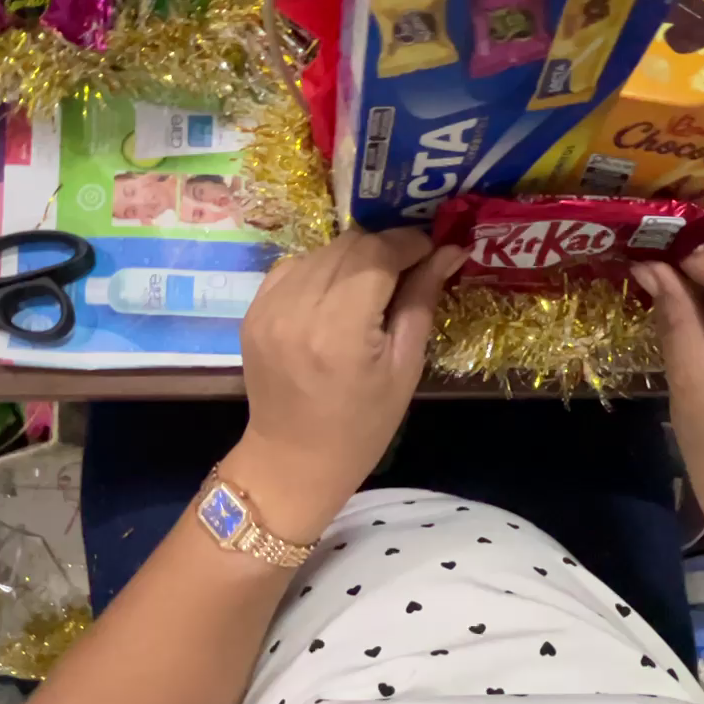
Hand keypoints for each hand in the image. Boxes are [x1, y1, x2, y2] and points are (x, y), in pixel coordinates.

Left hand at [221, 229, 466, 541]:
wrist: (293, 460)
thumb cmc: (361, 427)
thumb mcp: (405, 369)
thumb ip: (422, 302)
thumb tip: (449, 250)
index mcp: (340, 330)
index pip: (376, 254)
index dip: (409, 243)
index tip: (431, 250)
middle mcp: (298, 309)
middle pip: (349, 245)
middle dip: (384, 248)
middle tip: (408, 268)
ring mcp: (269, 308)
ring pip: (321, 251)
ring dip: (352, 259)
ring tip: (371, 289)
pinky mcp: (254, 312)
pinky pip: (294, 267)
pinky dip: (320, 271)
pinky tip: (334, 299)